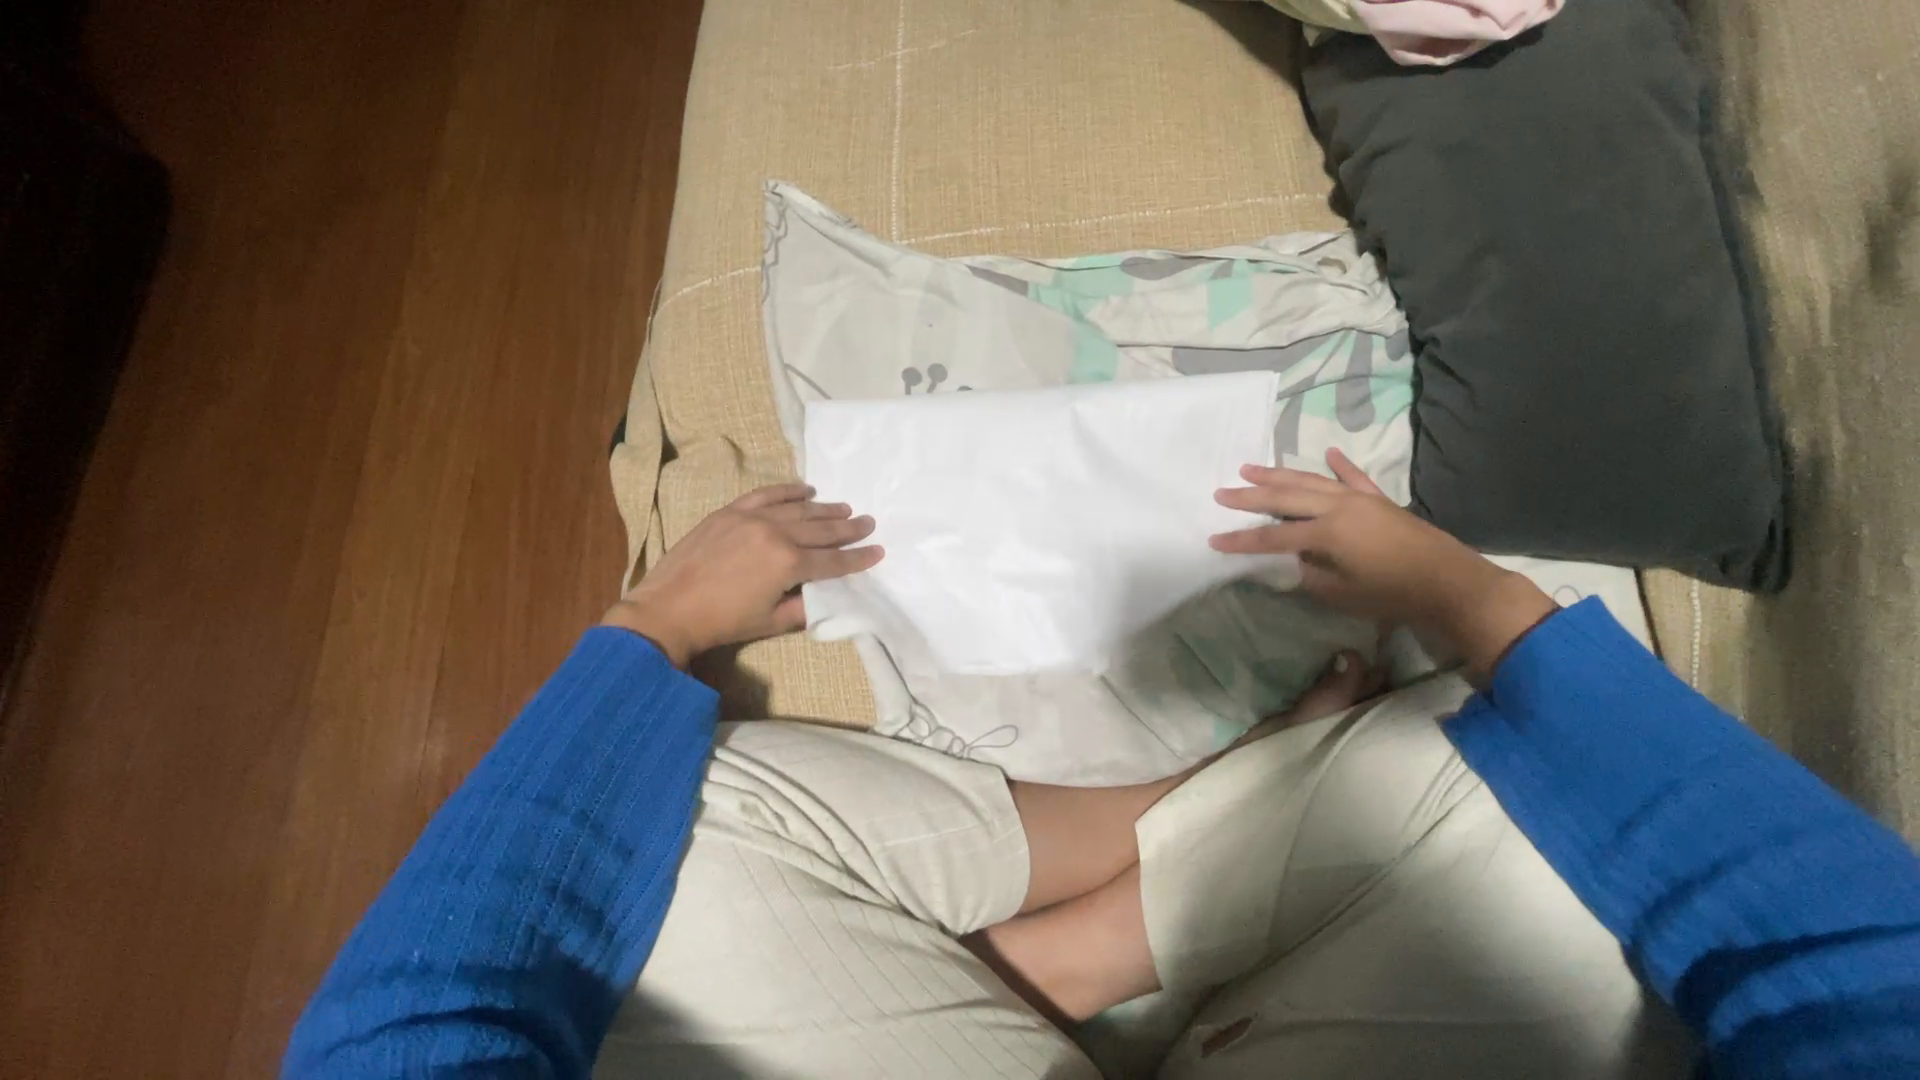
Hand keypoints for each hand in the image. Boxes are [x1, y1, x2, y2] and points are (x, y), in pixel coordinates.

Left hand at [601, 483, 882, 666]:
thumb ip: (804, 607)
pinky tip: (805, 490)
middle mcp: (775, 534)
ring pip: (798, 509)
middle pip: (821, 529)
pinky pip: (766, 495)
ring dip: (824, 509)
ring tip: (845, 508)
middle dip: (848, 528)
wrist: (669, 610)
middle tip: (869, 523)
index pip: (833, 560)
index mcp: (788, 564)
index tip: (878, 551)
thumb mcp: (772, 622)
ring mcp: (751, 518)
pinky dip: (788, 491)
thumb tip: (825, 595)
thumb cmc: (723, 623)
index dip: (858, 558)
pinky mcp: (730, 512)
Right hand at [1210, 449, 1555, 679]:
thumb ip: (1307, 573)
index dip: (1241, 540)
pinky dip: (1340, 465)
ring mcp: (1360, 499)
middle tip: (1221, 491)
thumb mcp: (1338, 593)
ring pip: (1311, 480)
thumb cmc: (1390, 594)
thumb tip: (1291, 559)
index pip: (1272, 536)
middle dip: (1250, 495)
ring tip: (1250, 468)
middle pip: (1285, 497)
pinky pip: (1354, 478)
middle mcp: (1338, 506)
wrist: (1449, 584)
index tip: (1213, 541)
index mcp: (1325, 532)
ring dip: (1279, 473)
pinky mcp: (1379, 501)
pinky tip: (1329, 452)